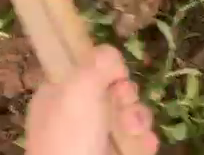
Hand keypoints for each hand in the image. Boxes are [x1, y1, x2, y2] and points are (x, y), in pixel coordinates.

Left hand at [24, 46, 158, 154]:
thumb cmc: (70, 136)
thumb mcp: (78, 87)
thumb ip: (99, 62)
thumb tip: (114, 60)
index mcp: (58, 96)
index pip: (86, 69)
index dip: (104, 68)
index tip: (114, 72)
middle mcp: (77, 117)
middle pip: (114, 89)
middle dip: (126, 93)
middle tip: (123, 101)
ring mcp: (97, 140)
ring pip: (130, 114)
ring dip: (138, 116)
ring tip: (133, 128)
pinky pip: (139, 140)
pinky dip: (145, 140)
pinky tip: (143, 143)